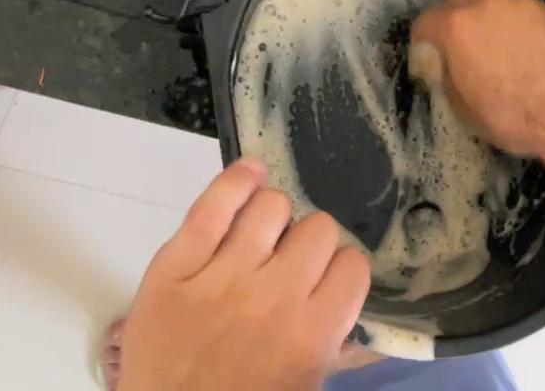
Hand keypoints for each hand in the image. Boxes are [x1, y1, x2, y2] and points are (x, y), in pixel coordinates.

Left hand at [118, 160, 371, 390]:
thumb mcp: (304, 388)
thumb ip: (338, 346)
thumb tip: (370, 314)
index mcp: (310, 336)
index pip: (352, 264)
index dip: (339, 270)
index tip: (323, 280)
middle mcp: (272, 299)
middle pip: (318, 227)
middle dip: (308, 244)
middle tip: (287, 266)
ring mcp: (220, 278)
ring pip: (272, 205)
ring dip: (272, 220)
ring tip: (258, 240)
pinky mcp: (174, 266)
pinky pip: (213, 204)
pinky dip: (235, 181)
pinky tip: (249, 175)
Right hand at [409, 0, 544, 157]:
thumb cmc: (509, 115)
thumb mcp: (463, 107)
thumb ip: (447, 76)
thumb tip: (446, 65)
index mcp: (454, 27)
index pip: (424, 22)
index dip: (422, 41)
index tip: (429, 57)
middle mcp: (481, 4)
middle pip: (455, 2)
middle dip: (452, 22)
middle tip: (461, 49)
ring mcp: (514, 2)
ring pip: (488, 4)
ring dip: (485, 21)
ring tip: (497, 48)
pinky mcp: (542, 7)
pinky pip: (516, 11)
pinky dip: (512, 24)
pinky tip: (524, 47)